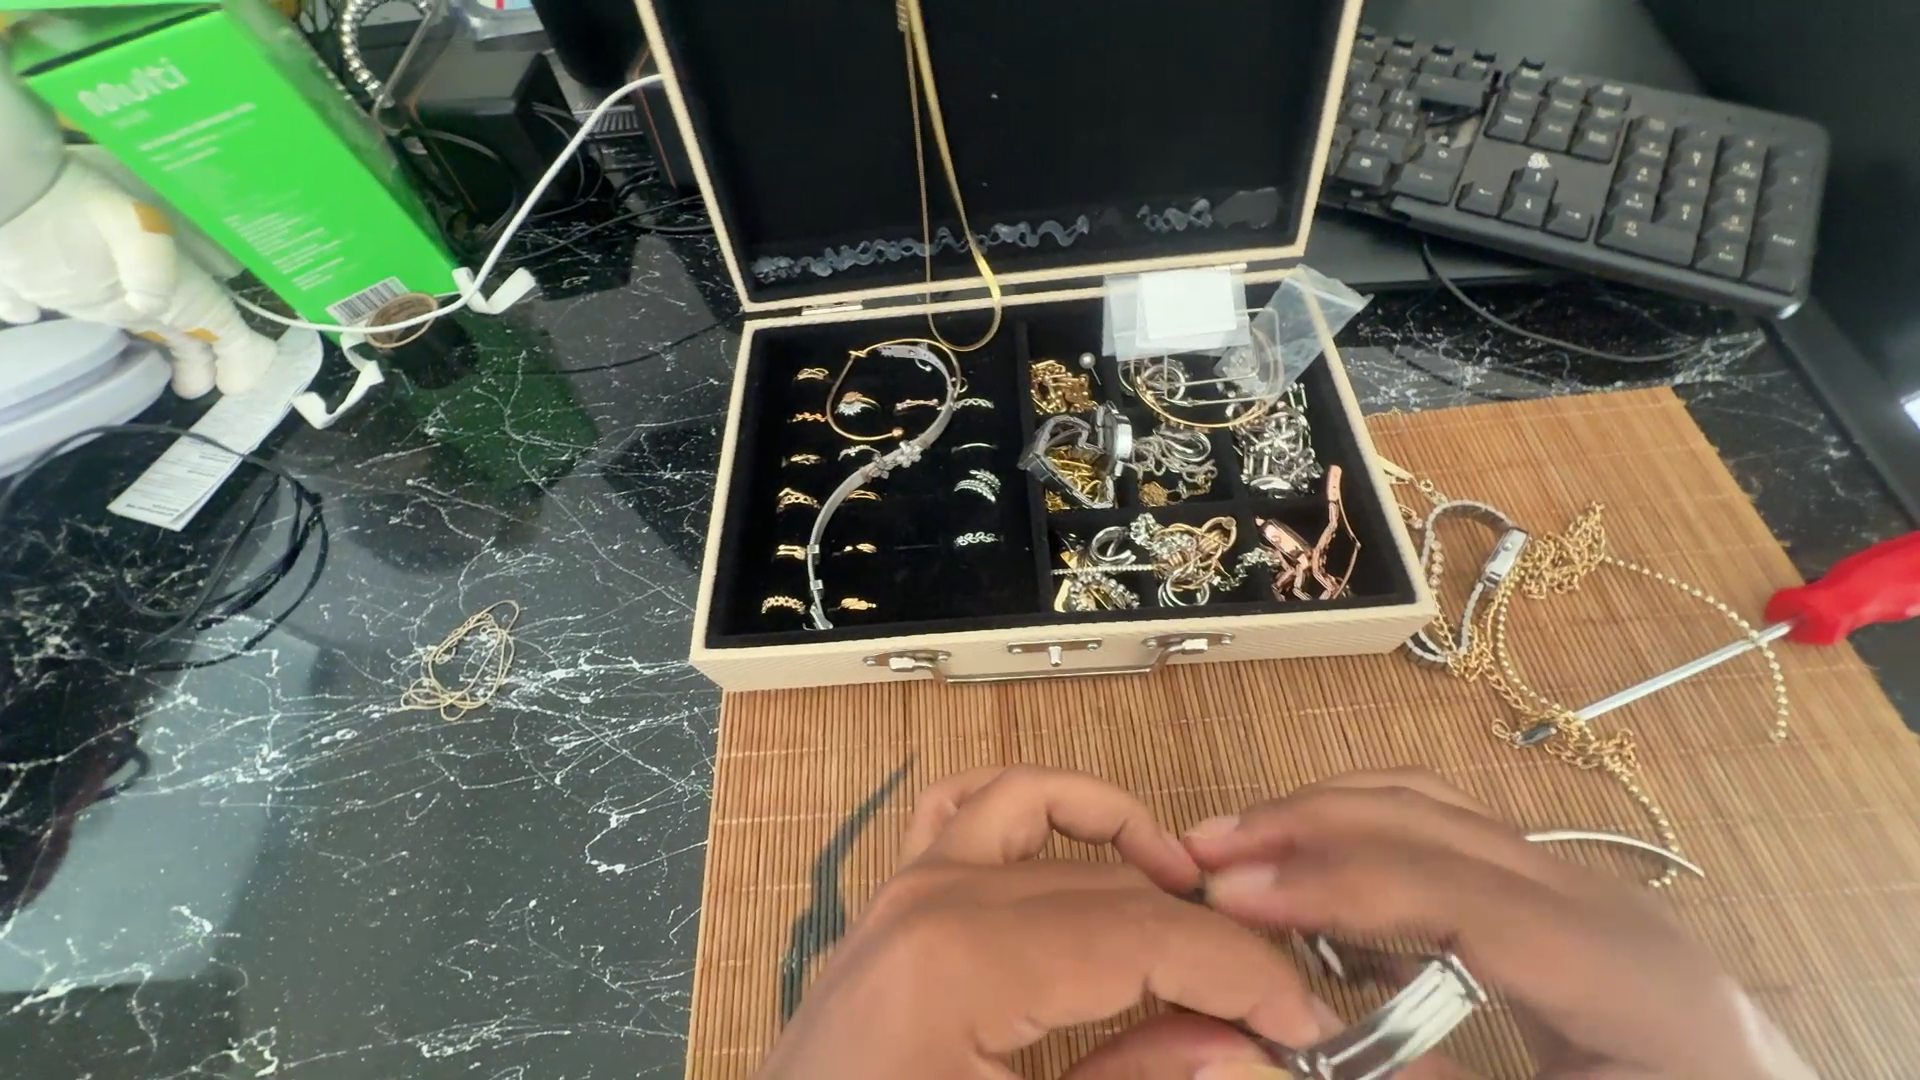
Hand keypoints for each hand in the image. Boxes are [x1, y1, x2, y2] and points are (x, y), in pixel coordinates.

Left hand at [758, 765, 1343, 1079]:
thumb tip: (1246, 1048)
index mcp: (964, 960)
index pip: (1137, 934)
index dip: (1234, 971)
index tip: (1300, 1016)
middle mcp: (933, 894)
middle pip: (1100, 881)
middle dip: (1195, 931)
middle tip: (1261, 994)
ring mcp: (905, 884)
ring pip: (1031, 803)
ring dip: (1113, 829)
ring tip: (1178, 883)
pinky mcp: (894, 896)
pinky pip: (961, 808)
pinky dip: (1025, 808)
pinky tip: (1066, 843)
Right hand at [1183, 769, 1814, 1079]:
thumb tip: (1285, 1035)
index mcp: (1621, 975)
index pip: (1449, 892)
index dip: (1329, 884)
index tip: (1230, 896)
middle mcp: (1595, 898)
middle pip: (1422, 820)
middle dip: (1299, 827)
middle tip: (1204, 852)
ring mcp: (1568, 875)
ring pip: (1419, 800)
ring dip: (1314, 810)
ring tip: (1235, 837)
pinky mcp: (1540, 878)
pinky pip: (1431, 819)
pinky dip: (1351, 819)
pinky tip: (1301, 853)